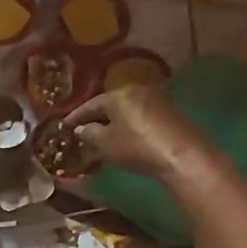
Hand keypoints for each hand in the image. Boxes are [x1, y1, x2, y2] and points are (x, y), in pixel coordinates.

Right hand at [63, 85, 219, 181]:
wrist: (183, 156)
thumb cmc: (136, 147)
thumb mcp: (103, 143)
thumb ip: (87, 133)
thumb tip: (82, 128)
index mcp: (118, 95)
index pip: (89, 105)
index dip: (75, 117)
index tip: (64, 125)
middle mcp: (137, 91)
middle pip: (110, 104)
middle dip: (95, 117)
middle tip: (82, 128)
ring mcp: (157, 100)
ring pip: (126, 109)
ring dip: (113, 121)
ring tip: (102, 133)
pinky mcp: (170, 112)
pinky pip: (140, 115)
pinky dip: (128, 123)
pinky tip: (123, 135)